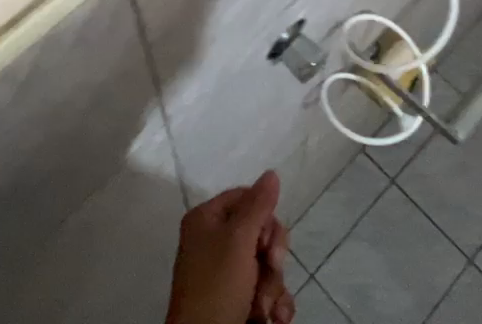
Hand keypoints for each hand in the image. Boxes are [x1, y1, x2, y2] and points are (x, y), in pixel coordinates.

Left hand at [166, 171, 295, 323]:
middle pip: (260, 233)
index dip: (264, 216)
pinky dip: (275, 304)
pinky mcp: (239, 300)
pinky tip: (274, 318)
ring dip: (273, 287)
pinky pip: (267, 291)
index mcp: (207, 220)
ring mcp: (227, 274)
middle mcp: (215, 242)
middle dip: (271, 257)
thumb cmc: (216, 286)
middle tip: (270, 267)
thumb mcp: (238, 241)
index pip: (245, 198)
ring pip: (267, 265)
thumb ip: (258, 206)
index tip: (267, 236)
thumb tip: (271, 172)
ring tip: (264, 307)